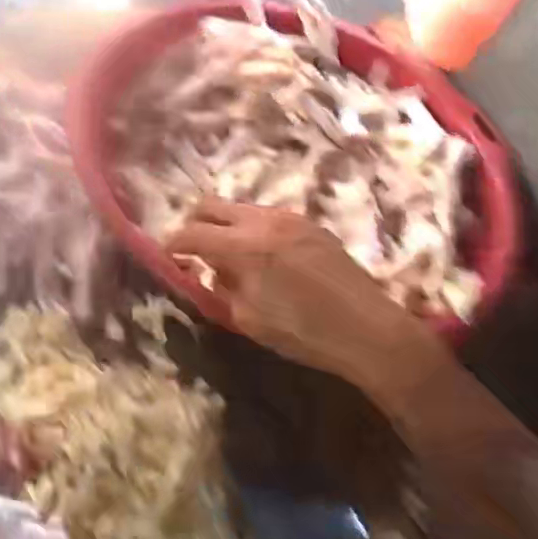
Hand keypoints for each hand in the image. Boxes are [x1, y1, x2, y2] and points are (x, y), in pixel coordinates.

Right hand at [167, 199, 451, 384]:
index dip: (173, 243)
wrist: (370, 330)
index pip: (192, 233)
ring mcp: (288, 217)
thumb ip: (222, 289)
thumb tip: (213, 271)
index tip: (166, 255)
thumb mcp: (249, 320)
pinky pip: (266, 216)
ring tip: (230, 256)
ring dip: (225, 225)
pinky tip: (263, 257)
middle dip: (194, 224)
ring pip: (240, 208)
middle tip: (193, 249)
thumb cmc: (305, 333)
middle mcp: (262, 220)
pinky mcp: (308, 222)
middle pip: (211, 205)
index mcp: (244, 247)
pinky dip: (252, 229)